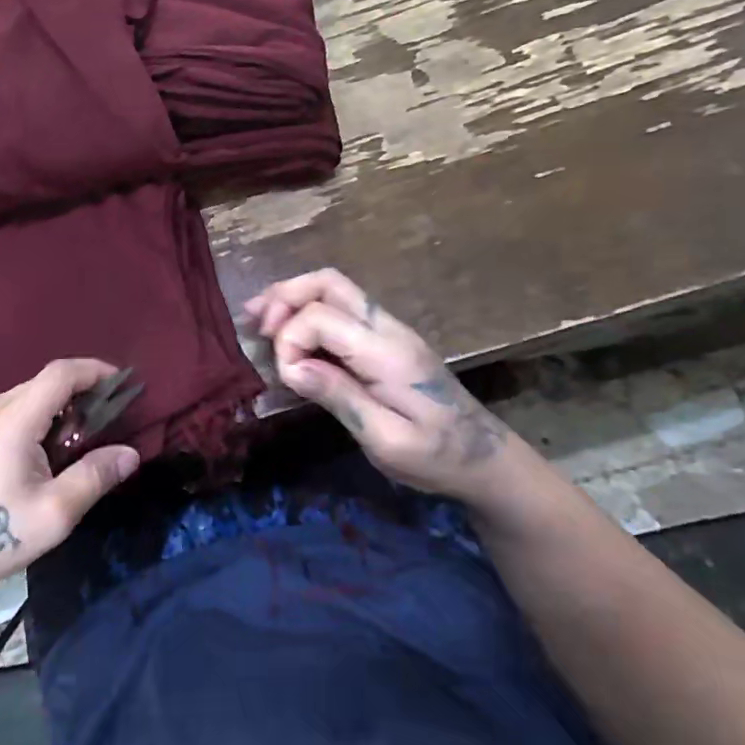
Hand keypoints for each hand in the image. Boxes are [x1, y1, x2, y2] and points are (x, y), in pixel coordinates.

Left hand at [0, 360, 140, 622]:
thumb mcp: (56, 513)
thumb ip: (95, 476)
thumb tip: (130, 452)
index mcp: (11, 419)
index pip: (59, 373)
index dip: (94, 371)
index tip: (122, 384)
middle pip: (40, 385)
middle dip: (76, 396)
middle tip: (102, 427)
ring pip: (19, 399)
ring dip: (50, 411)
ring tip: (67, 448)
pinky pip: (0, 413)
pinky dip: (25, 421)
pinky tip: (30, 457)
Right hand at [247, 268, 515, 499]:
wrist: (488, 461)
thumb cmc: (438, 458)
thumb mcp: (387, 441)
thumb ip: (340, 398)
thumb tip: (291, 367)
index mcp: (388, 353)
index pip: (321, 318)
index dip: (290, 341)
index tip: (287, 378)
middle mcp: (388, 330)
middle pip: (328, 283)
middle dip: (283, 297)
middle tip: (255, 326)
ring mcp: (388, 331)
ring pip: (331, 288)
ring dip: (291, 299)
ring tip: (258, 321)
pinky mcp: (384, 340)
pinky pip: (339, 308)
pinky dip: (304, 311)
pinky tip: (285, 332)